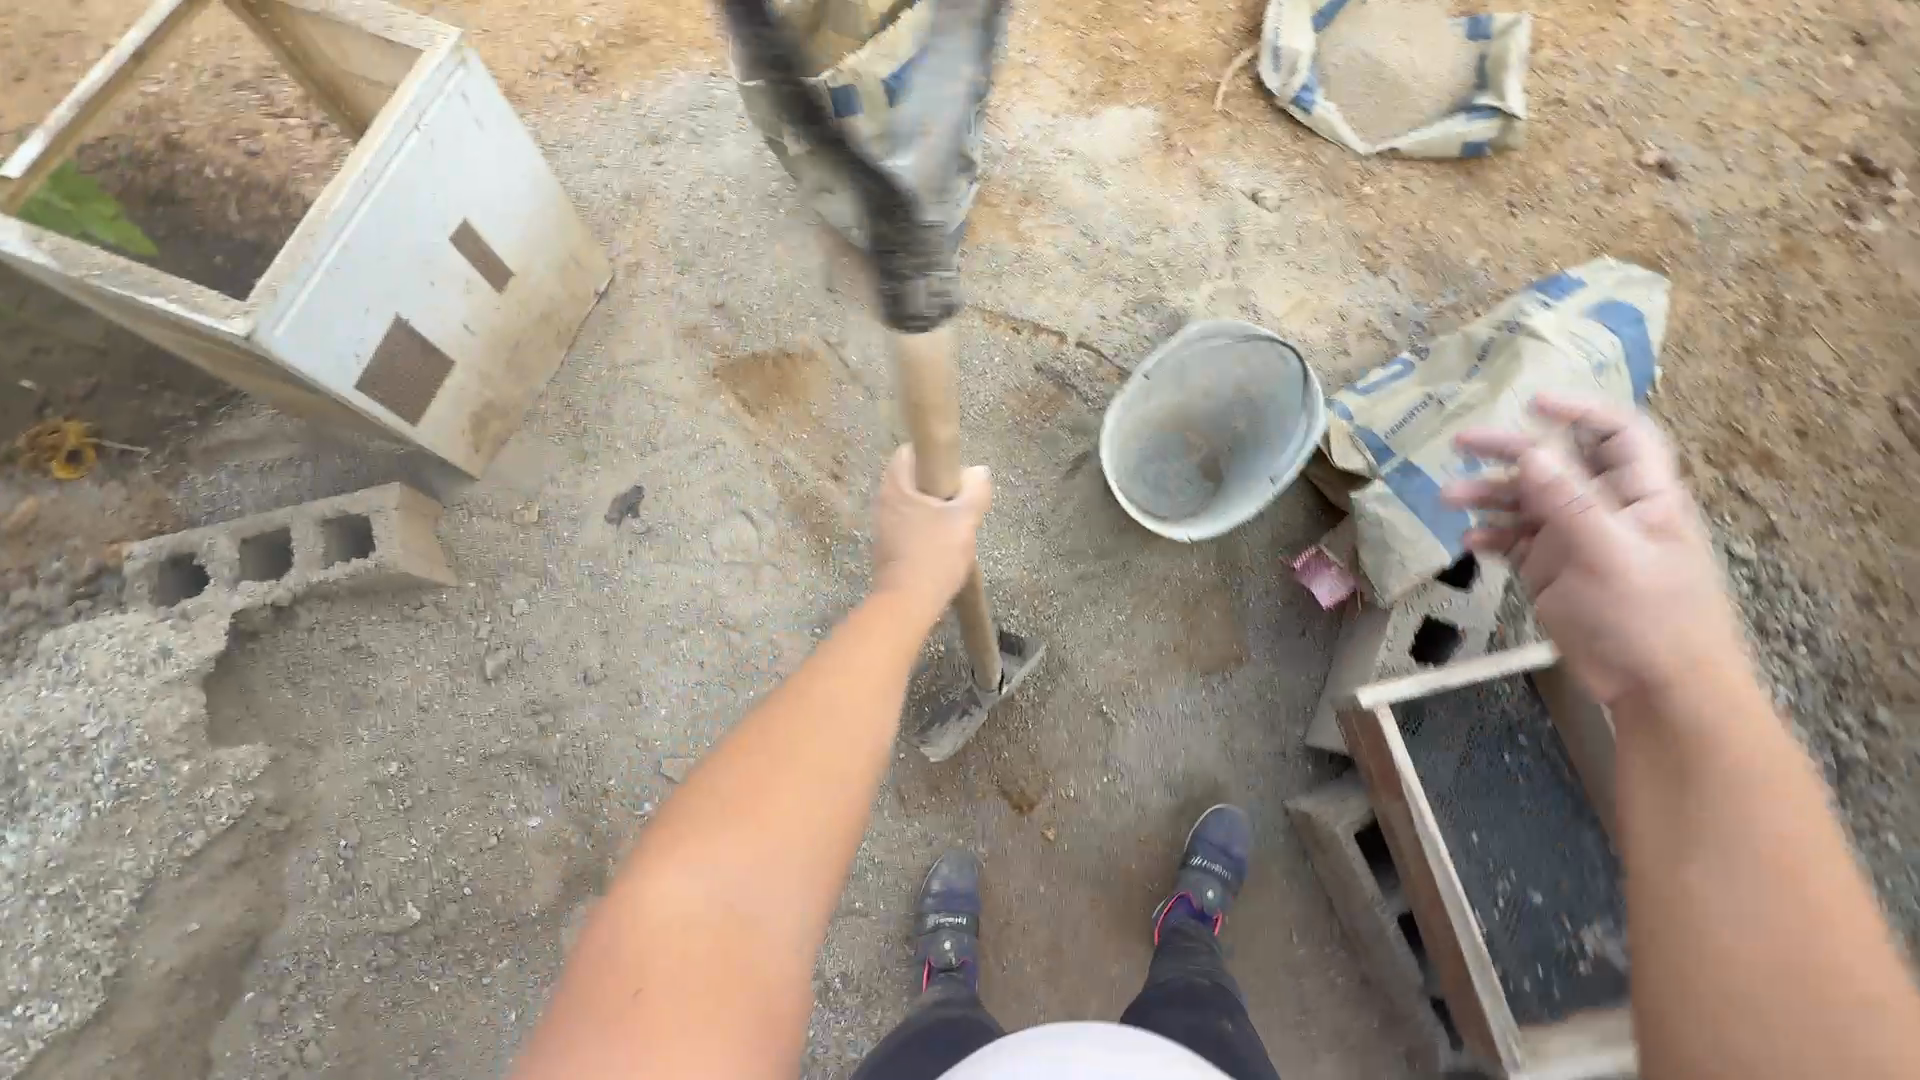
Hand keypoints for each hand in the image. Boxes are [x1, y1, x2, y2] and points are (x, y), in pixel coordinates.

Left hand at [870, 445, 991, 622]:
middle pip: (912, 479)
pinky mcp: (886, 546)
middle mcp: (883, 501)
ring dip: (933, 511)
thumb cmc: (934, 554)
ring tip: (955, 526)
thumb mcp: (965, 519)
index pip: (909, 451)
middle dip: (937, 486)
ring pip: (912, 504)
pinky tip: (942, 546)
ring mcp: (882, 525)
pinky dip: (925, 530)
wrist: (908, 601)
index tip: (954, 473)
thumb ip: (975, 490)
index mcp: (896, 486)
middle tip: (960, 501)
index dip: (933, 455)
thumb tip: (978, 473)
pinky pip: (908, 526)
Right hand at [1443, 394, 1747, 707]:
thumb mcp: (1610, 556)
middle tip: (1460, 444)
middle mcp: (1606, 510)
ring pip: (1527, 501)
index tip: (1532, 403)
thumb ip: (1570, 503)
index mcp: (1642, 497)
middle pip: (1557, 463)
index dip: (1581, 412)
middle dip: (1511, 450)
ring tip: (1447, 497)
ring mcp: (1576, 540)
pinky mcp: (1550, 569)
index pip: (1619, 434)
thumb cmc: (1649, 619)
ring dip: (1489, 495)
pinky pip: (1513, 540)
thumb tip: (1533, 454)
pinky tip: (1470, 542)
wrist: (1657, 687)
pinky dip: (1490, 535)